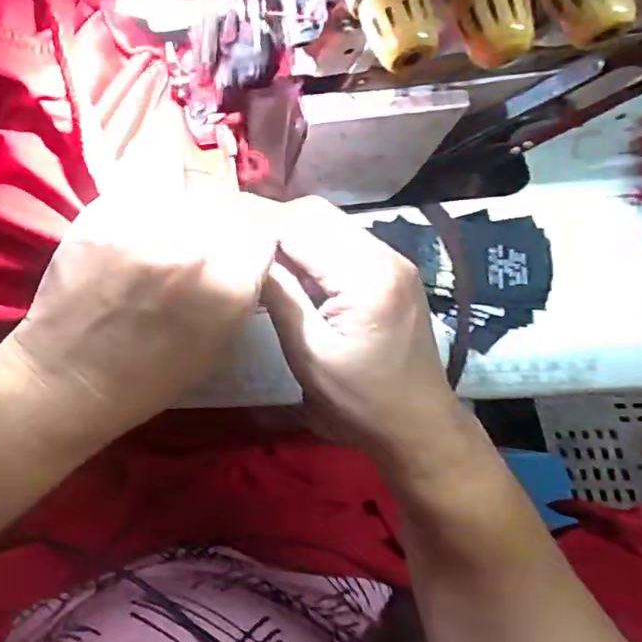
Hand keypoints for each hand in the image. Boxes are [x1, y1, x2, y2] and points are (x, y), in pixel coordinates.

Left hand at [0, 188, 279, 446]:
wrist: (69, 377)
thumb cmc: (147, 376)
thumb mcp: (217, 341)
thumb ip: (239, 286)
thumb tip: (248, 248)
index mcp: (230, 283)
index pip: (261, 226)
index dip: (247, 236)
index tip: (233, 245)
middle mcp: (194, 245)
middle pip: (223, 200)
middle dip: (216, 218)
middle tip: (194, 238)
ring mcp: (145, 224)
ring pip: (183, 183)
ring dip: (180, 200)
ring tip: (160, 229)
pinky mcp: (103, 212)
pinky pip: (140, 173)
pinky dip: (144, 184)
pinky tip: (135, 212)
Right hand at [260, 197, 468, 461]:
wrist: (418, 428)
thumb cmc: (359, 400)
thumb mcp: (308, 352)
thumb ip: (279, 296)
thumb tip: (245, 255)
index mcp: (366, 275)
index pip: (300, 226)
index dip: (257, 227)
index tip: (222, 238)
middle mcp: (385, 255)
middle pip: (316, 213)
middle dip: (271, 224)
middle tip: (236, 247)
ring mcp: (392, 261)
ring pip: (328, 223)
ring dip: (289, 234)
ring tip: (256, 257)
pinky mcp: (390, 271)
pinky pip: (342, 241)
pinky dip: (310, 246)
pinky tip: (289, 269)